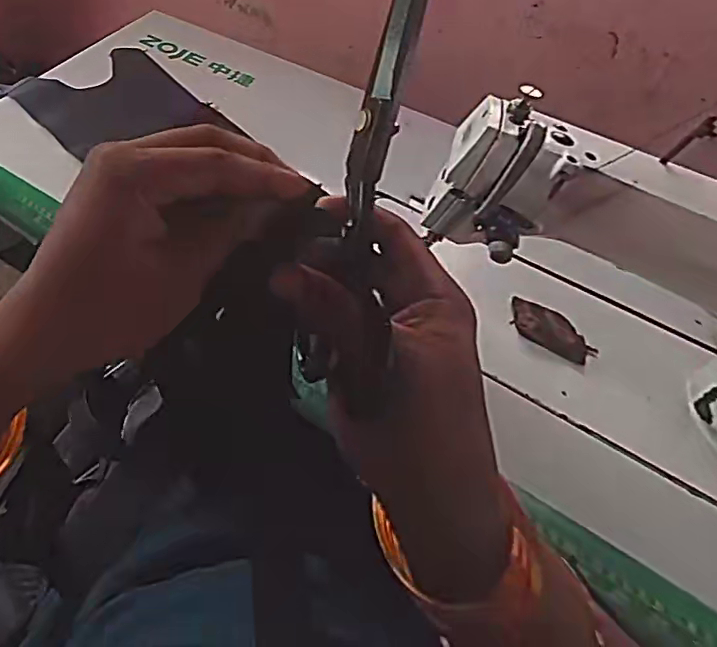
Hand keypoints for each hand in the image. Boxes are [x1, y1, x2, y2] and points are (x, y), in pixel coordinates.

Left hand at [0, 124, 319, 397]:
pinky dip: (203, 182)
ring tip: (270, 193)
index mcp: (131, 171)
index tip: (304, 189)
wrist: (40, 331)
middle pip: (202, 141)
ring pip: (187, 150)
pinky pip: (169, 170)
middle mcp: (120, 153)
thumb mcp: (180, 274)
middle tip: (290, 187)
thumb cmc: (104, 312)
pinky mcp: (113, 182)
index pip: (214, 160)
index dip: (265, 175)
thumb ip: (228, 231)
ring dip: (229, 169)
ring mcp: (113, 165)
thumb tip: (270, 207)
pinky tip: (231, 201)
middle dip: (251, 161)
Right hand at [273, 200, 512, 601]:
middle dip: (324, 251)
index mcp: (435, 298)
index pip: (395, 235)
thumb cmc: (431, 441)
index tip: (311, 211)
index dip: (356, 216)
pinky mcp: (362, 353)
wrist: (432, 506)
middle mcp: (410, 306)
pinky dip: (313, 310)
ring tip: (282, 278)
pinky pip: (334, 316)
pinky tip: (291, 309)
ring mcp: (385, 330)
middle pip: (364, 258)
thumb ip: (336, 313)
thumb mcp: (383, 365)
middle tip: (284, 251)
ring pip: (345, 286)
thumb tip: (288, 272)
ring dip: (316, 282)